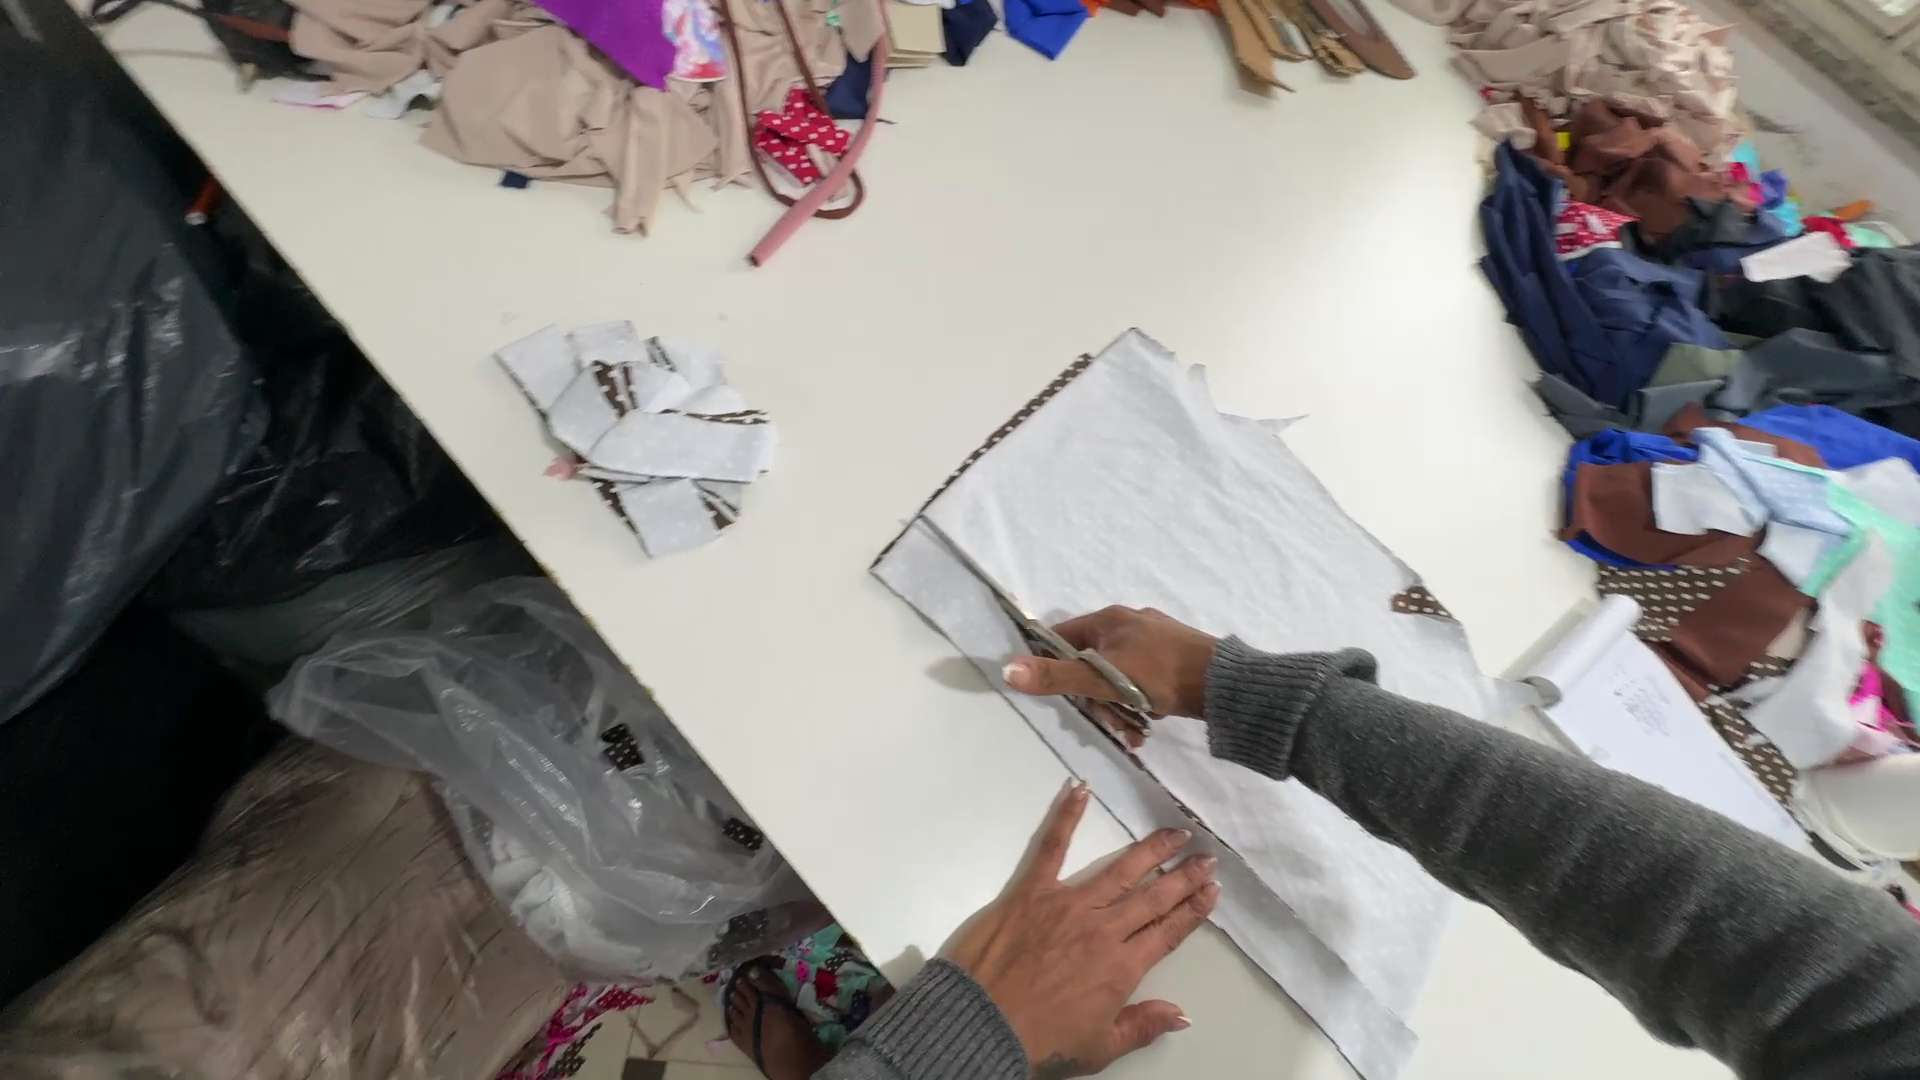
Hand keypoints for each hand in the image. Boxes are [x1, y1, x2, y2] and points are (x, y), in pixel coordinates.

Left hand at [945, 782, 1219, 1078]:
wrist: (982, 1024)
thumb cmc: (1040, 1041)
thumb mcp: (1099, 1047)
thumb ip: (1143, 1026)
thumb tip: (1183, 1014)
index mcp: (1120, 968)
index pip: (1167, 933)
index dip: (1193, 910)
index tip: (1213, 889)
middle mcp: (1102, 929)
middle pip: (1152, 897)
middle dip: (1183, 875)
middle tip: (1206, 855)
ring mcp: (1068, 902)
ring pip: (1119, 870)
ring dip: (1149, 849)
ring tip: (1174, 831)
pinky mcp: (1033, 888)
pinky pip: (1053, 846)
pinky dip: (1067, 815)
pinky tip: (1081, 790)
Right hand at [1003, 606, 1220, 721]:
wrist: (1226, 686)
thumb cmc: (1161, 675)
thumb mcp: (1103, 679)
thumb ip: (1056, 676)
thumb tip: (1007, 669)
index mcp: (1109, 619)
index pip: (1063, 637)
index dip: (1055, 666)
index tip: (1065, 696)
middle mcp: (1129, 622)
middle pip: (1091, 662)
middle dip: (1096, 698)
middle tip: (1110, 723)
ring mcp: (1155, 639)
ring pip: (1118, 676)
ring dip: (1119, 708)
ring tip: (1134, 732)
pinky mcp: (1175, 657)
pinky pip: (1143, 681)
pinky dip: (1141, 704)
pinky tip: (1149, 726)